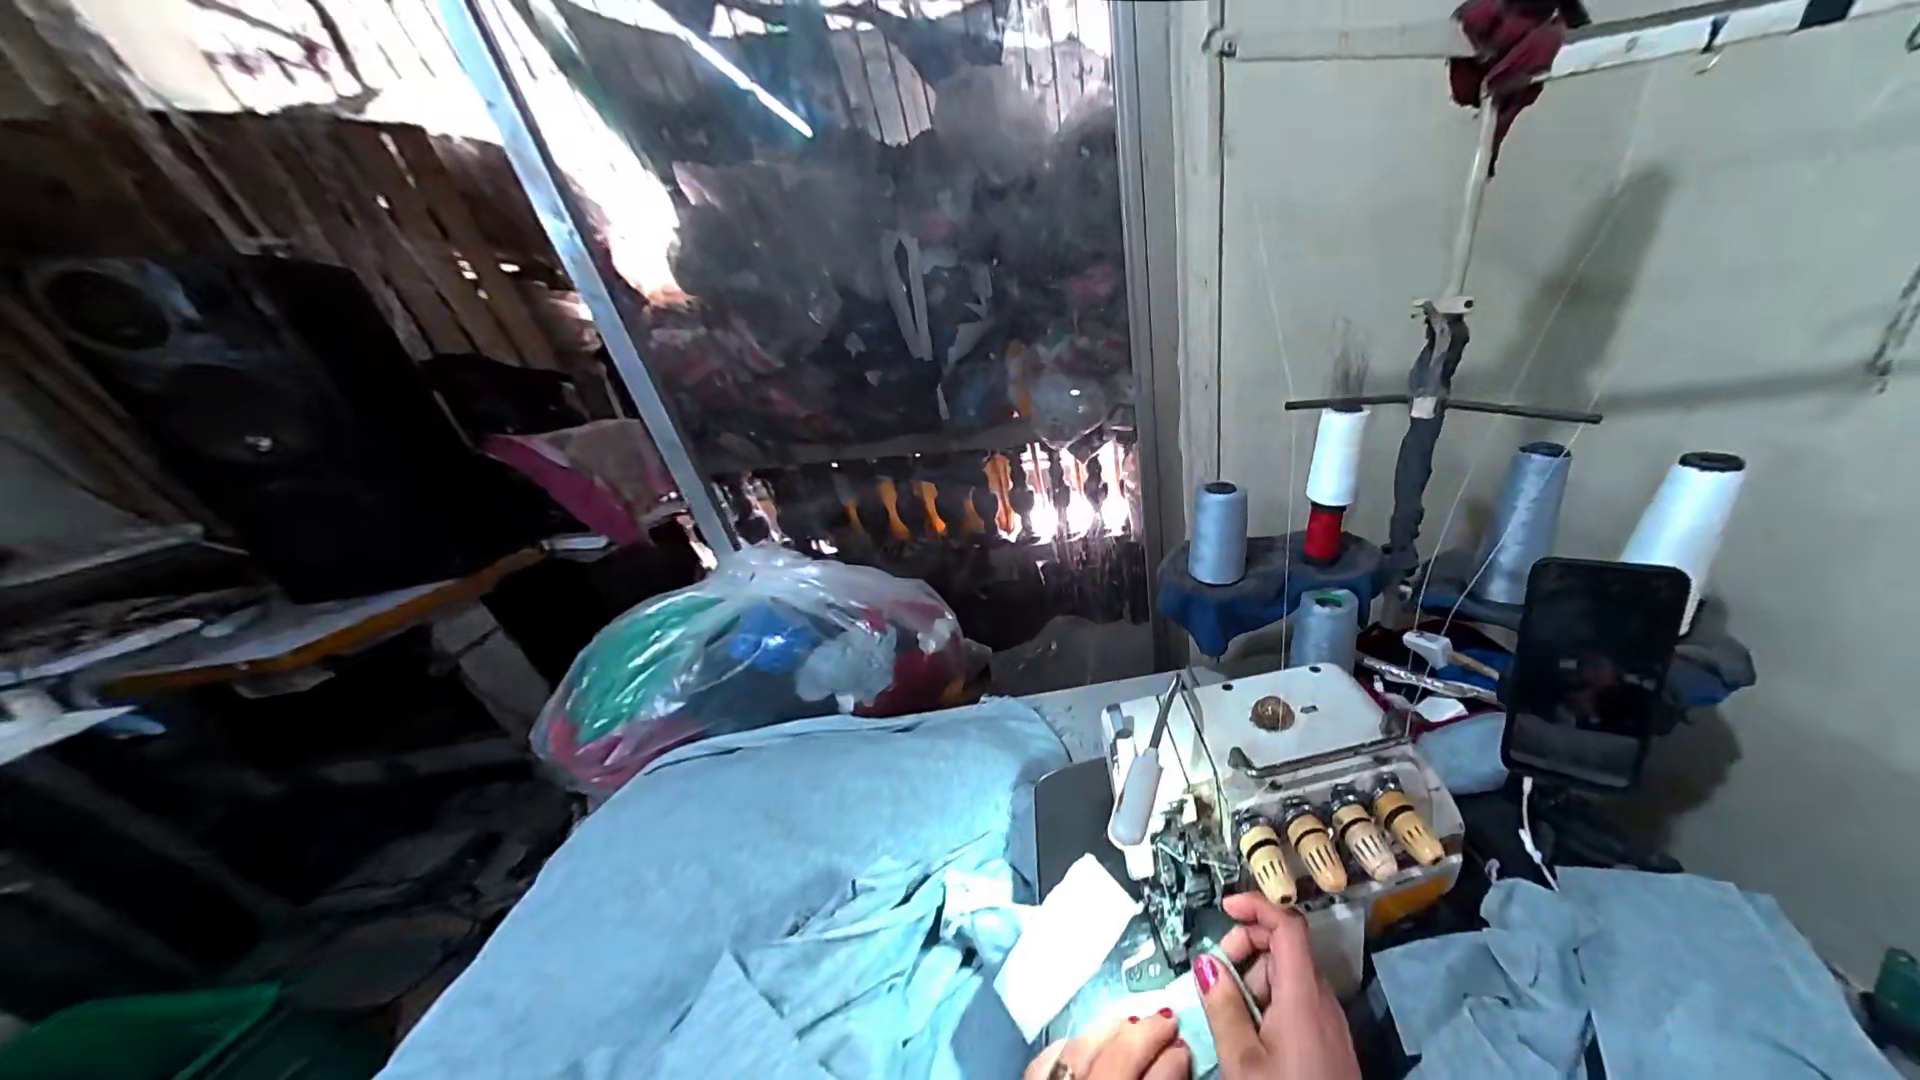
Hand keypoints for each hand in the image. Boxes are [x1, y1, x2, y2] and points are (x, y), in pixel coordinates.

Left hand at [1023, 1011, 1191, 1079]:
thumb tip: (1177, 1059)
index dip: (1172, 1061)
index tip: (1185, 1043)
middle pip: (1115, 1060)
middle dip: (1143, 1035)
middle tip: (1168, 1018)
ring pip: (1077, 1052)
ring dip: (1108, 1033)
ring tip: (1131, 1023)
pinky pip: (1042, 1062)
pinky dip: (1067, 1046)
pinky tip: (1083, 1039)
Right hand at [1194, 892, 1360, 1079]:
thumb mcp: (1242, 1061)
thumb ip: (1222, 1005)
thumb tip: (1206, 963)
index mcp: (1303, 996)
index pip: (1288, 925)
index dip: (1256, 906)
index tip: (1224, 910)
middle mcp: (1322, 1001)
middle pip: (1285, 946)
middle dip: (1246, 946)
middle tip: (1217, 973)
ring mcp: (1329, 1023)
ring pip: (1287, 974)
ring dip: (1253, 976)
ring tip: (1231, 1011)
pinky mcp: (1330, 1043)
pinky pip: (1296, 1000)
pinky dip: (1268, 999)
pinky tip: (1251, 1030)